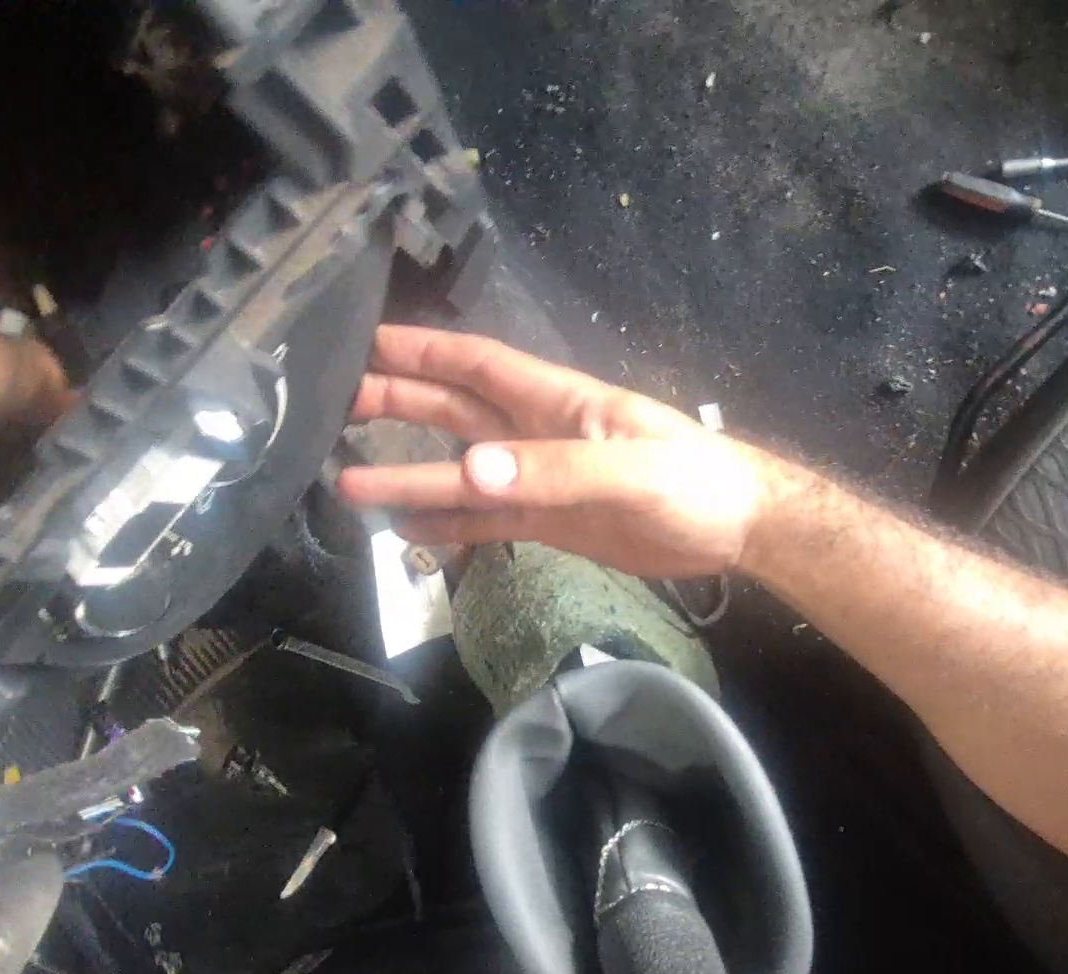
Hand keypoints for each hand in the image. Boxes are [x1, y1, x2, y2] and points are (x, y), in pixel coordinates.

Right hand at [336, 326, 791, 578]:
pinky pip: (489, 521)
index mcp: (554, 402)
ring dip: (412, 477)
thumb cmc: (691, 480)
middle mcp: (536, 435)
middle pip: (454, 412)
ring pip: (463, 472)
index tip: (365, 345)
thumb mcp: (627, 469)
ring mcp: (541, 480)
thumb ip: (552, 470)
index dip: (422, 351)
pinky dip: (451, 525)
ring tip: (350, 485)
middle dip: (397, 405)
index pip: (475, 365)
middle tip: (334, 409)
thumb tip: (468, 472)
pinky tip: (412, 533)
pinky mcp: (552, 522)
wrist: (732, 526)